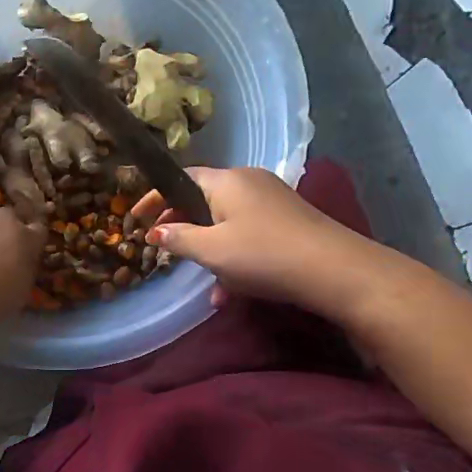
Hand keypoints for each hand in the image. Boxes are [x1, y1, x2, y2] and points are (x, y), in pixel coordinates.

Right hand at [132, 167, 381, 316]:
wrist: (335, 270)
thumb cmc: (263, 255)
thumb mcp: (212, 251)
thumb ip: (179, 239)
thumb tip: (156, 232)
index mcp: (226, 180)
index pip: (181, 178)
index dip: (156, 198)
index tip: (136, 220)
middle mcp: (249, 182)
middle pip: (204, 200)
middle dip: (183, 228)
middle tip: (164, 250)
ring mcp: (272, 202)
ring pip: (227, 224)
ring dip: (211, 252)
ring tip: (204, 283)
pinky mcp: (288, 222)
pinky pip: (248, 236)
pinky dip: (235, 258)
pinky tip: (231, 293)